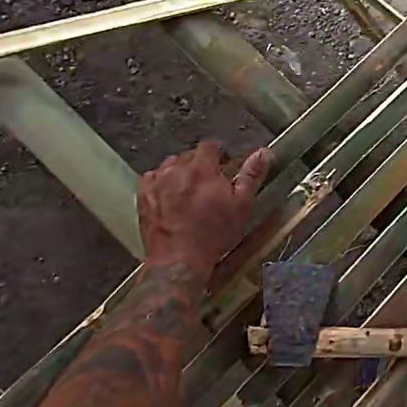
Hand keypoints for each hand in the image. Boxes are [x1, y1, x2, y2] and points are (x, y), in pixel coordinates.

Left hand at [137, 140, 270, 283]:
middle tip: (209, 185)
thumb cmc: (214, 234)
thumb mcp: (242, 205)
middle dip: (200, 165)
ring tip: (189, 191)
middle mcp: (177, 169)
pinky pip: (151, 177)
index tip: (223, 166)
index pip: (210, 146)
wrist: (180, 259)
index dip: (219, 154)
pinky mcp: (143, 195)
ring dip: (180, 172)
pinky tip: (169, 195)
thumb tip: (263, 152)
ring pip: (170, 165)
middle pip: (189, 155)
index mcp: (202, 169)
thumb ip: (252, 175)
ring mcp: (157, 182)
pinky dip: (161, 181)